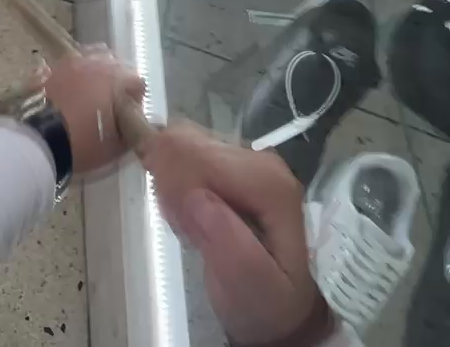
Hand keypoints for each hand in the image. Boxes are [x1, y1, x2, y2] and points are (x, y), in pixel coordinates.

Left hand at [37, 49, 144, 174]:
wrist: (40, 142)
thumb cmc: (83, 143)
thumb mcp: (116, 146)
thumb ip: (132, 131)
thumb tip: (135, 123)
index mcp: (113, 79)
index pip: (136, 81)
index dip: (137, 98)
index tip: (131, 114)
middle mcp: (92, 64)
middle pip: (114, 63)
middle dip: (118, 80)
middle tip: (114, 102)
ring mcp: (68, 64)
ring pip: (89, 58)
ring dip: (96, 72)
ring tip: (93, 92)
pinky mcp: (50, 70)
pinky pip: (68, 65)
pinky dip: (74, 74)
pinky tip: (73, 89)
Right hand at [142, 122, 333, 346]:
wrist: (278, 309)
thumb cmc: (265, 303)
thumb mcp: (253, 291)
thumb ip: (231, 249)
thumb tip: (198, 197)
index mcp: (270, 185)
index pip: (199, 155)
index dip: (174, 184)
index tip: (177, 223)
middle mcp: (261, 160)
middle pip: (187, 142)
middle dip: (171, 182)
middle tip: (184, 226)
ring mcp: (246, 155)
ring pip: (181, 141)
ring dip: (171, 181)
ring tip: (189, 222)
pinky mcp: (230, 158)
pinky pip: (182, 147)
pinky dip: (175, 177)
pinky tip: (190, 210)